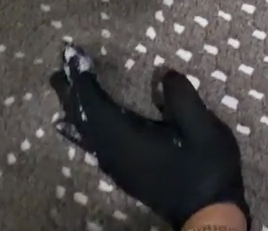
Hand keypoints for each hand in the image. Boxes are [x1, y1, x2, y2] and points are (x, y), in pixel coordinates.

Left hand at [49, 44, 246, 229]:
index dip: (84, 81)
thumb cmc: (206, 167)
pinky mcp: (125, 170)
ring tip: (64, 89)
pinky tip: (73, 127)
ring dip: (75, 108)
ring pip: (86, 133)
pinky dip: (81, 128)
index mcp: (129, 140)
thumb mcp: (203, 127)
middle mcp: (115, 154)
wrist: (207, 211)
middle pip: (85, 120)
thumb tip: (164, 73)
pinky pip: (92, 143)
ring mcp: (118, 165)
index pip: (96, 107)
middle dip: (72, 93)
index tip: (74, 56)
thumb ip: (182, 98)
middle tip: (59, 67)